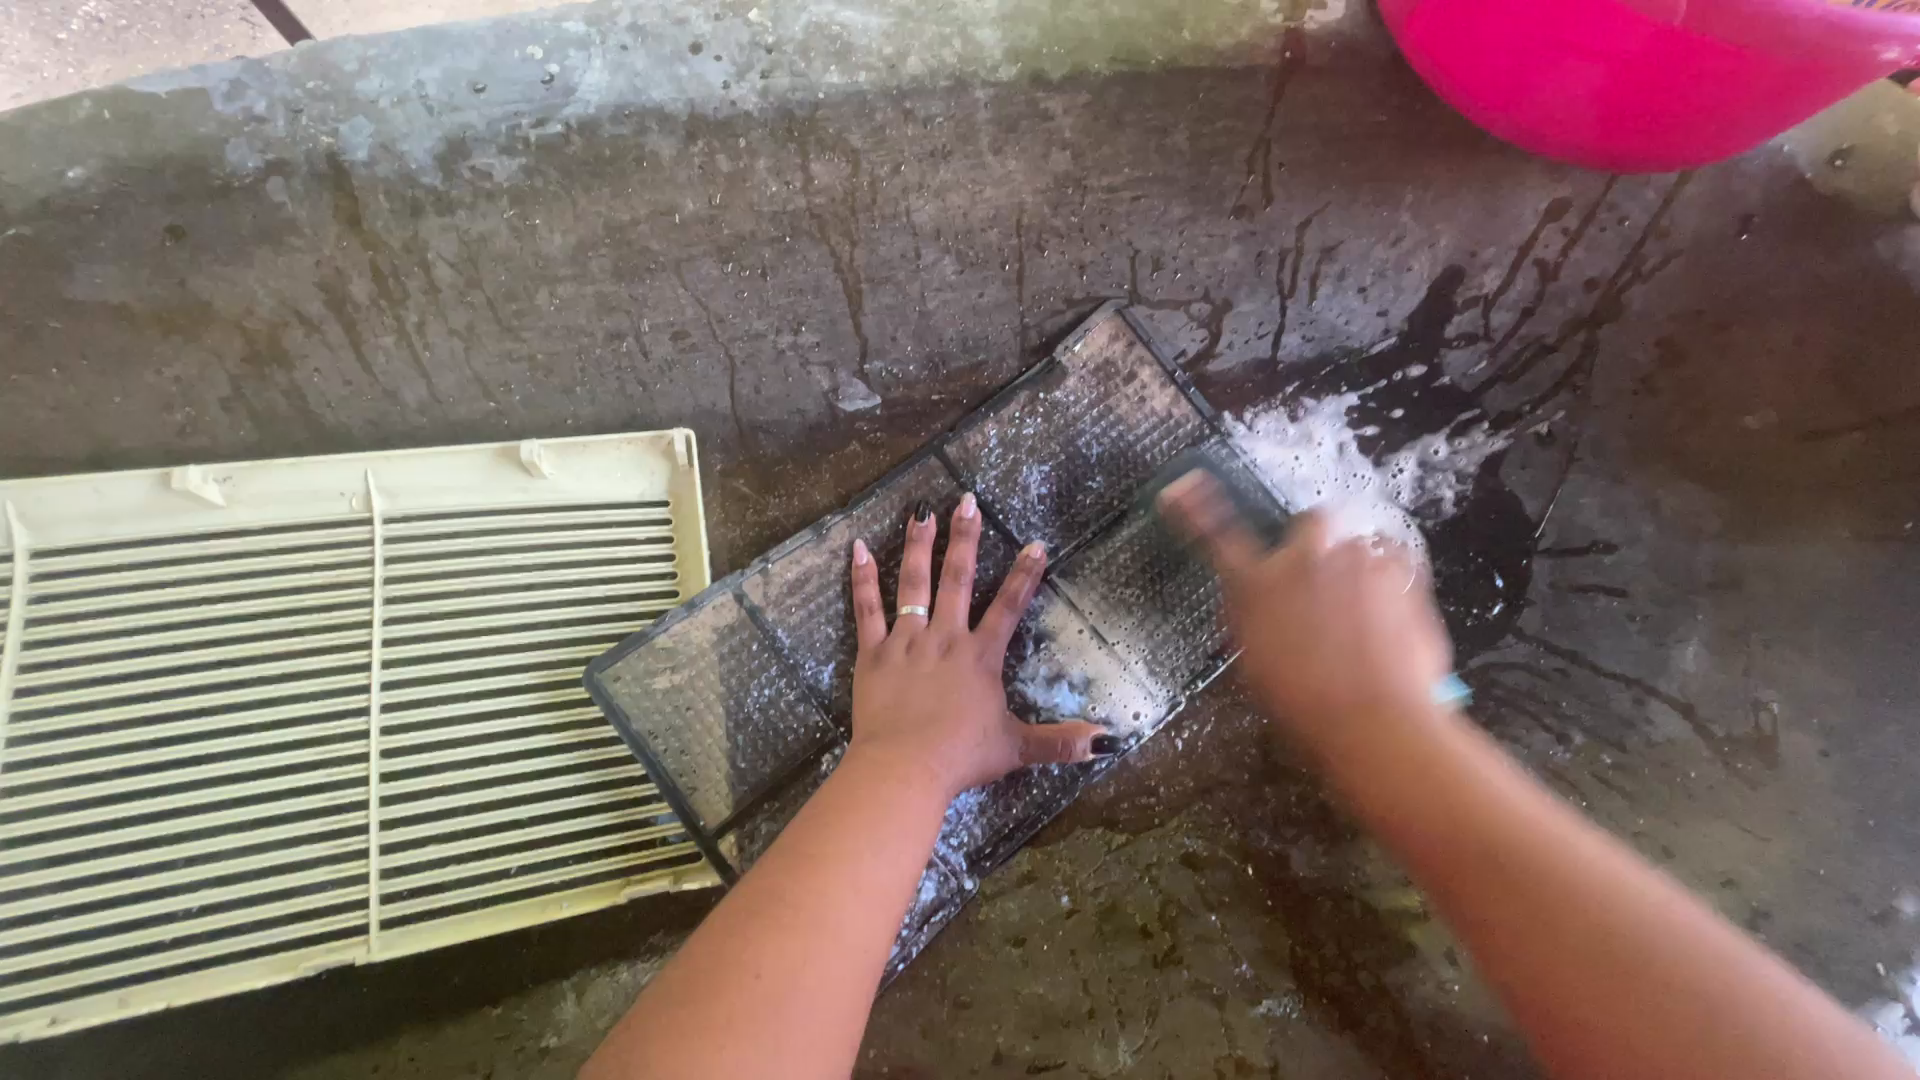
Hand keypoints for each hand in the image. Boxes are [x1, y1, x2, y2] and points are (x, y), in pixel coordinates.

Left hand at [847, 494, 1109, 799]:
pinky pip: (867, 609)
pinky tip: (859, 548)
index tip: (1034, 544)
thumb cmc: (961, 757)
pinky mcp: (873, 653)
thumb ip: (1060, 741)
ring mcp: (907, 641)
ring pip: (914, 583)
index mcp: (980, 656)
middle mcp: (946, 638)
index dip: (1024, 575)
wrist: (905, 768)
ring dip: (919, 545)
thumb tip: (1106, 741)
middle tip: (967, 501)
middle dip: (965, 538)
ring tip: (922, 512)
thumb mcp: (1016, 748)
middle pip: (958, 579)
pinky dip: (863, 578)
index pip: (1009, 607)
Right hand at [1157, 471, 1453, 757]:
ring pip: (1357, 544)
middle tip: (1322, 575)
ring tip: (1364, 611)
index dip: (1196, 508)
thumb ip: (1254, 618)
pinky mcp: (1400, 572)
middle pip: (1309, 520)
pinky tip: (1391, 615)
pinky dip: (1392, 581)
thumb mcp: (1255, 661)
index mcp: (1253, 585)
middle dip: (1317, 539)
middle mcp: (1301, 559)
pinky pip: (1395, 561)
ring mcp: (1354, 560)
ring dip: (1356, 567)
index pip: (1216, 536)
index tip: (1184, 486)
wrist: (1372, 719)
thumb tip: (1260, 603)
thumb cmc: (1300, 703)